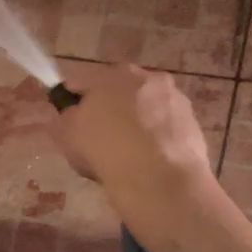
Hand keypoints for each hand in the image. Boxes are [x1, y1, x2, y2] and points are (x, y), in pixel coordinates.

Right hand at [54, 64, 211, 200]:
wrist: (158, 175)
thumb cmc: (104, 149)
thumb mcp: (66, 136)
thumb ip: (61, 118)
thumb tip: (68, 113)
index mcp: (110, 75)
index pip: (80, 80)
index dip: (69, 99)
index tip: (65, 118)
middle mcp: (145, 76)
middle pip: (116, 88)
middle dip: (105, 105)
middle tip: (95, 133)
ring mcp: (173, 95)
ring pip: (142, 104)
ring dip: (132, 118)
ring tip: (123, 148)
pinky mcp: (190, 117)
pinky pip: (162, 121)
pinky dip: (152, 132)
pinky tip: (144, 155)